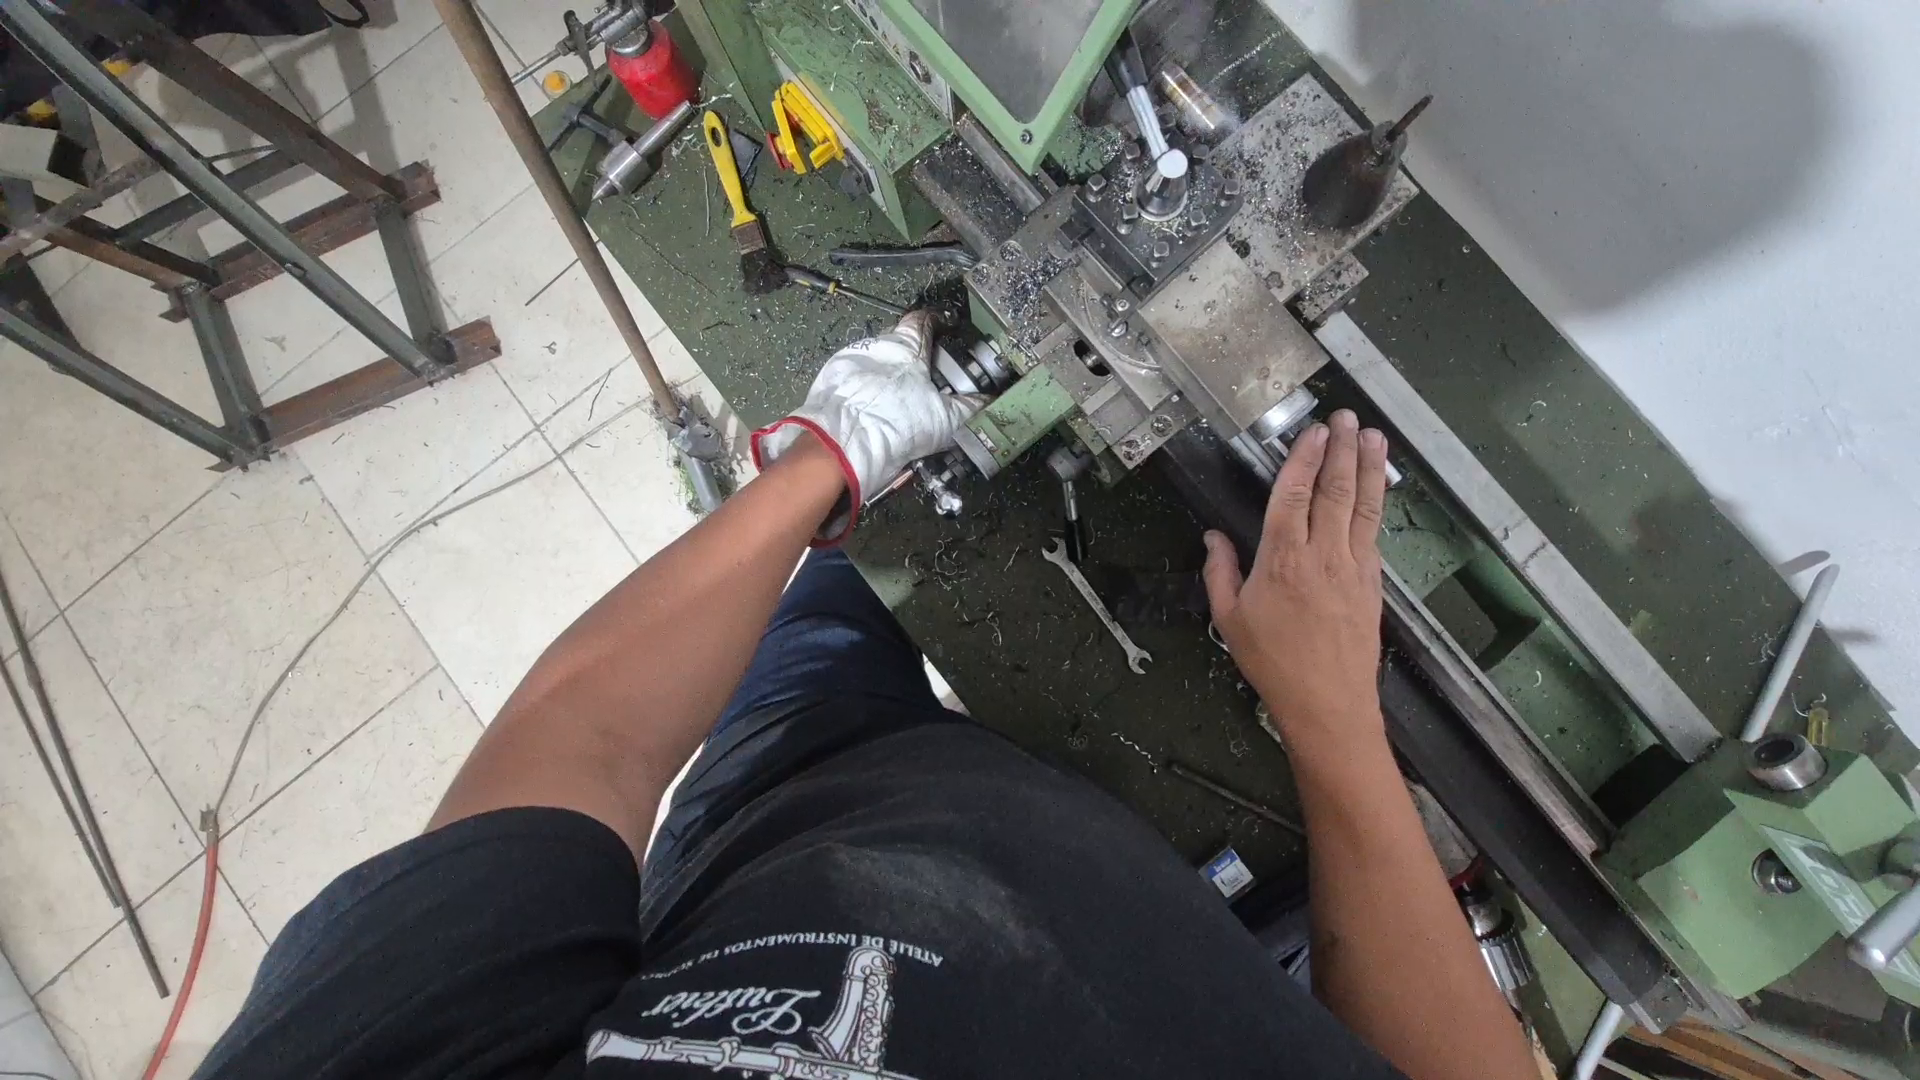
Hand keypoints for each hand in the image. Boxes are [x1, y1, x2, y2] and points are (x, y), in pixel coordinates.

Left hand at [751, 310, 983, 541]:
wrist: (841, 446)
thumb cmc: (896, 423)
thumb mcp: (943, 420)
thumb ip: (970, 409)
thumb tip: (991, 404)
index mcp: (906, 345)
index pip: (924, 319)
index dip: (937, 322)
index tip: (945, 328)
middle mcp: (876, 345)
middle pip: (899, 341)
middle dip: (912, 357)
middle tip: (926, 379)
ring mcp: (850, 360)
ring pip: (876, 362)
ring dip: (887, 376)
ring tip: (898, 402)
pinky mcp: (830, 381)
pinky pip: (854, 380)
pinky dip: (866, 391)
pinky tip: (874, 412)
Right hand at [1202, 410, 1390, 753]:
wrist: (1327, 702)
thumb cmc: (1271, 661)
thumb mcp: (1229, 618)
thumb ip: (1219, 572)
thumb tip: (1213, 537)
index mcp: (1282, 559)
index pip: (1294, 495)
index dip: (1304, 459)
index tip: (1314, 432)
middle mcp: (1323, 554)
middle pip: (1335, 491)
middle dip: (1341, 450)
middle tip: (1346, 418)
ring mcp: (1354, 566)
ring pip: (1363, 506)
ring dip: (1369, 467)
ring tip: (1373, 435)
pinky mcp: (1373, 582)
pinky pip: (1374, 533)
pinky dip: (1376, 503)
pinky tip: (1376, 488)